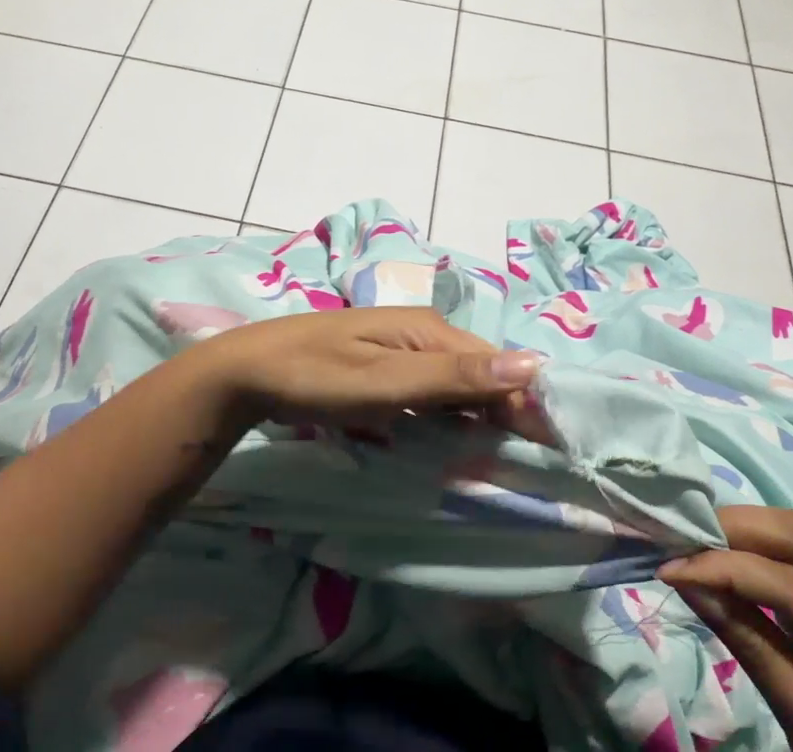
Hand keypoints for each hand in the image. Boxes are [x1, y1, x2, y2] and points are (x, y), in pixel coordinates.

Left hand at [192, 308, 545, 433]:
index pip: (498, 366)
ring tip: (493, 460)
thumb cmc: (316, 376)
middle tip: (520, 464)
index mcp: (429, 329)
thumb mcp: (386, 382)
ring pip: (456, 385)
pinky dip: (446, 417)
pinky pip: (429, 392)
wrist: (245, 372)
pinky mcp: (381, 368)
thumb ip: (453, 377)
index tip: (547, 450)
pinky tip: (450, 442)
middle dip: (505, 413)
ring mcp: (399, 349)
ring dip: (477, 418)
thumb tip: (533, 363)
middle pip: (480, 374)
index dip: (526, 404)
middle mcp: (421, 332)